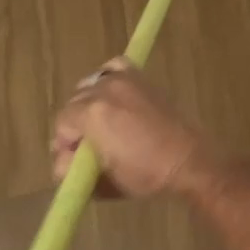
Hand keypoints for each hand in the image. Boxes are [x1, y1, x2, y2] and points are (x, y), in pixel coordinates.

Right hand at [51, 57, 212, 197]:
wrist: (188, 160)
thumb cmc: (146, 174)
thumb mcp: (102, 182)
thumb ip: (72, 171)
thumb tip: (62, 161)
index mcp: (92, 114)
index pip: (61, 123)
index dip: (65, 143)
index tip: (77, 159)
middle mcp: (104, 89)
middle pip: (75, 103)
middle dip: (77, 125)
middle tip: (91, 147)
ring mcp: (124, 80)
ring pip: (90, 86)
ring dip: (90, 104)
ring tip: (105, 124)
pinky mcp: (141, 78)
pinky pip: (113, 67)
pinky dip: (108, 78)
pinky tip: (113, 96)